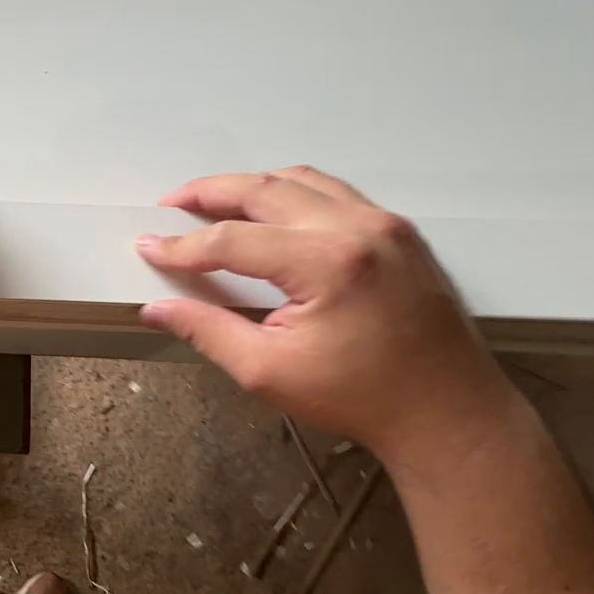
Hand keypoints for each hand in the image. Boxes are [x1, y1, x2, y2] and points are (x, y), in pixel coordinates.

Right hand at [135, 166, 519, 460]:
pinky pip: (334, 193)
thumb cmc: (356, 397)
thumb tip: (156, 309)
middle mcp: (359, 228)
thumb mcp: (266, 371)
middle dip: (211, 192)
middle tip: (170, 203)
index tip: (147, 247)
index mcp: (327, 262)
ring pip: (303, 181)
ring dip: (251, 187)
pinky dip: (290, 194)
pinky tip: (267, 213)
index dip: (182, 245)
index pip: (233, 240)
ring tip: (211, 201)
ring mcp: (385, 225)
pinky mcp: (399, 233)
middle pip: (266, 190)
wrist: (446, 412)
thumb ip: (206, 330)